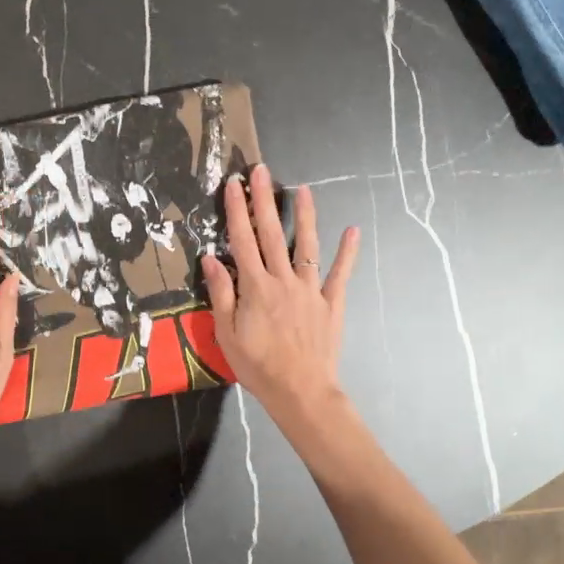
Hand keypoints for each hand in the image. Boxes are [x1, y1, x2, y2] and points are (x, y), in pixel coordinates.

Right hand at [200, 164, 360, 433]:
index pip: (242, 240)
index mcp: (254, 287)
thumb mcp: (225, 333)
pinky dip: (346, 252)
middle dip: (265, 201)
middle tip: (262, 172)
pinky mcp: (331, 304)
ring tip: (302, 189)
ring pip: (307, 246)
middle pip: (272, 234)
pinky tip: (351, 230)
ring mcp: (310, 290)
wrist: (300, 391)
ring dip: (304, 216)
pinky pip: (339, 274)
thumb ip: (221, 293)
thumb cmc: (256, 365)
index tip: (233, 185)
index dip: (236, 211)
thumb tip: (211, 259)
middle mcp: (283, 280)